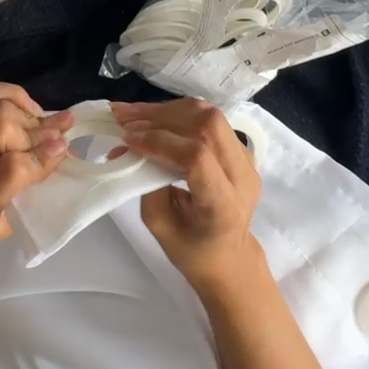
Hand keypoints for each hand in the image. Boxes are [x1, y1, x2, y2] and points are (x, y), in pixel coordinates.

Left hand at [0, 82, 72, 257]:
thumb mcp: (12, 220)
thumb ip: (37, 184)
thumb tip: (68, 146)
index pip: (12, 168)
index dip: (42, 155)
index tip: (63, 148)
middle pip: (2, 128)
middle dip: (36, 131)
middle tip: (57, 135)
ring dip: (27, 114)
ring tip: (42, 125)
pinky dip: (10, 94)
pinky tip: (25, 108)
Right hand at [113, 99, 263, 291]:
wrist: (229, 257)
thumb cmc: (192, 250)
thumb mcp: (159, 224)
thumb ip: (145, 183)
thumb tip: (126, 147)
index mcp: (223, 204)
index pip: (198, 157)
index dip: (160, 142)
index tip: (128, 141)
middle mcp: (242, 176)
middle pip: (207, 125)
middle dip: (160, 116)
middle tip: (123, 119)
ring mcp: (246, 159)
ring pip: (207, 114)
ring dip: (166, 110)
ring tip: (132, 114)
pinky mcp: (240, 149)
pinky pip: (208, 120)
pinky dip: (175, 114)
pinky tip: (151, 120)